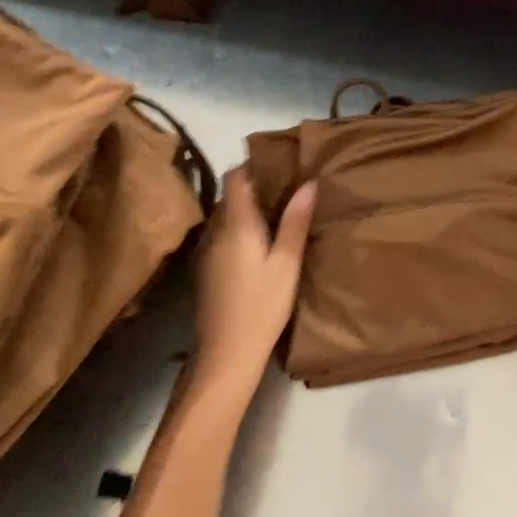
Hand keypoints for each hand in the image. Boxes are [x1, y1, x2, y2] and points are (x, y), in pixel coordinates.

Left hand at [192, 167, 315, 395]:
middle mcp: (216, 231)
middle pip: (230, 195)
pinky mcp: (208, 269)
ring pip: (226, 216)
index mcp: (236, 225)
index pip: (235, 178)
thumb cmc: (261, 306)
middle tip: (290, 186)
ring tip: (281, 211)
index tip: (281, 163)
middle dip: (257, 186)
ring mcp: (208, 251)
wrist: (225, 353)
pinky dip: (242, 228)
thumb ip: (295, 222)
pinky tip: (263, 242)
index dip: (254, 165)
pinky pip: (224, 235)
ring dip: (249, 208)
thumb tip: (309, 183)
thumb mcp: (286, 264)